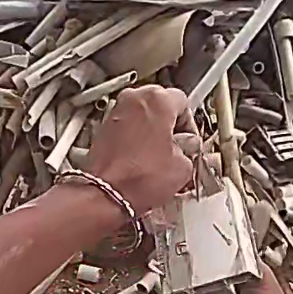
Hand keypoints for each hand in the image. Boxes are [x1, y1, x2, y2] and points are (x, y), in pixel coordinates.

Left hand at [86, 86, 195, 213]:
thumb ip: (190, 149)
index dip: (190, 125)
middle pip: (160, 106)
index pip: (184, 102)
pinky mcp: (102, 128)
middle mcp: (133, 99)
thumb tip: (187, 148)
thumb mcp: (183, 166)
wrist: (107, 194)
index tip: (190, 142)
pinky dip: (135, 141)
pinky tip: (141, 161)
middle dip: (169, 127)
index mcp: (157, 99)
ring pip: (141, 116)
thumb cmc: (139, 178)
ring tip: (158, 158)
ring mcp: (115, 112)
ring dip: (151, 133)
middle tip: (176, 150)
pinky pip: (126, 128)